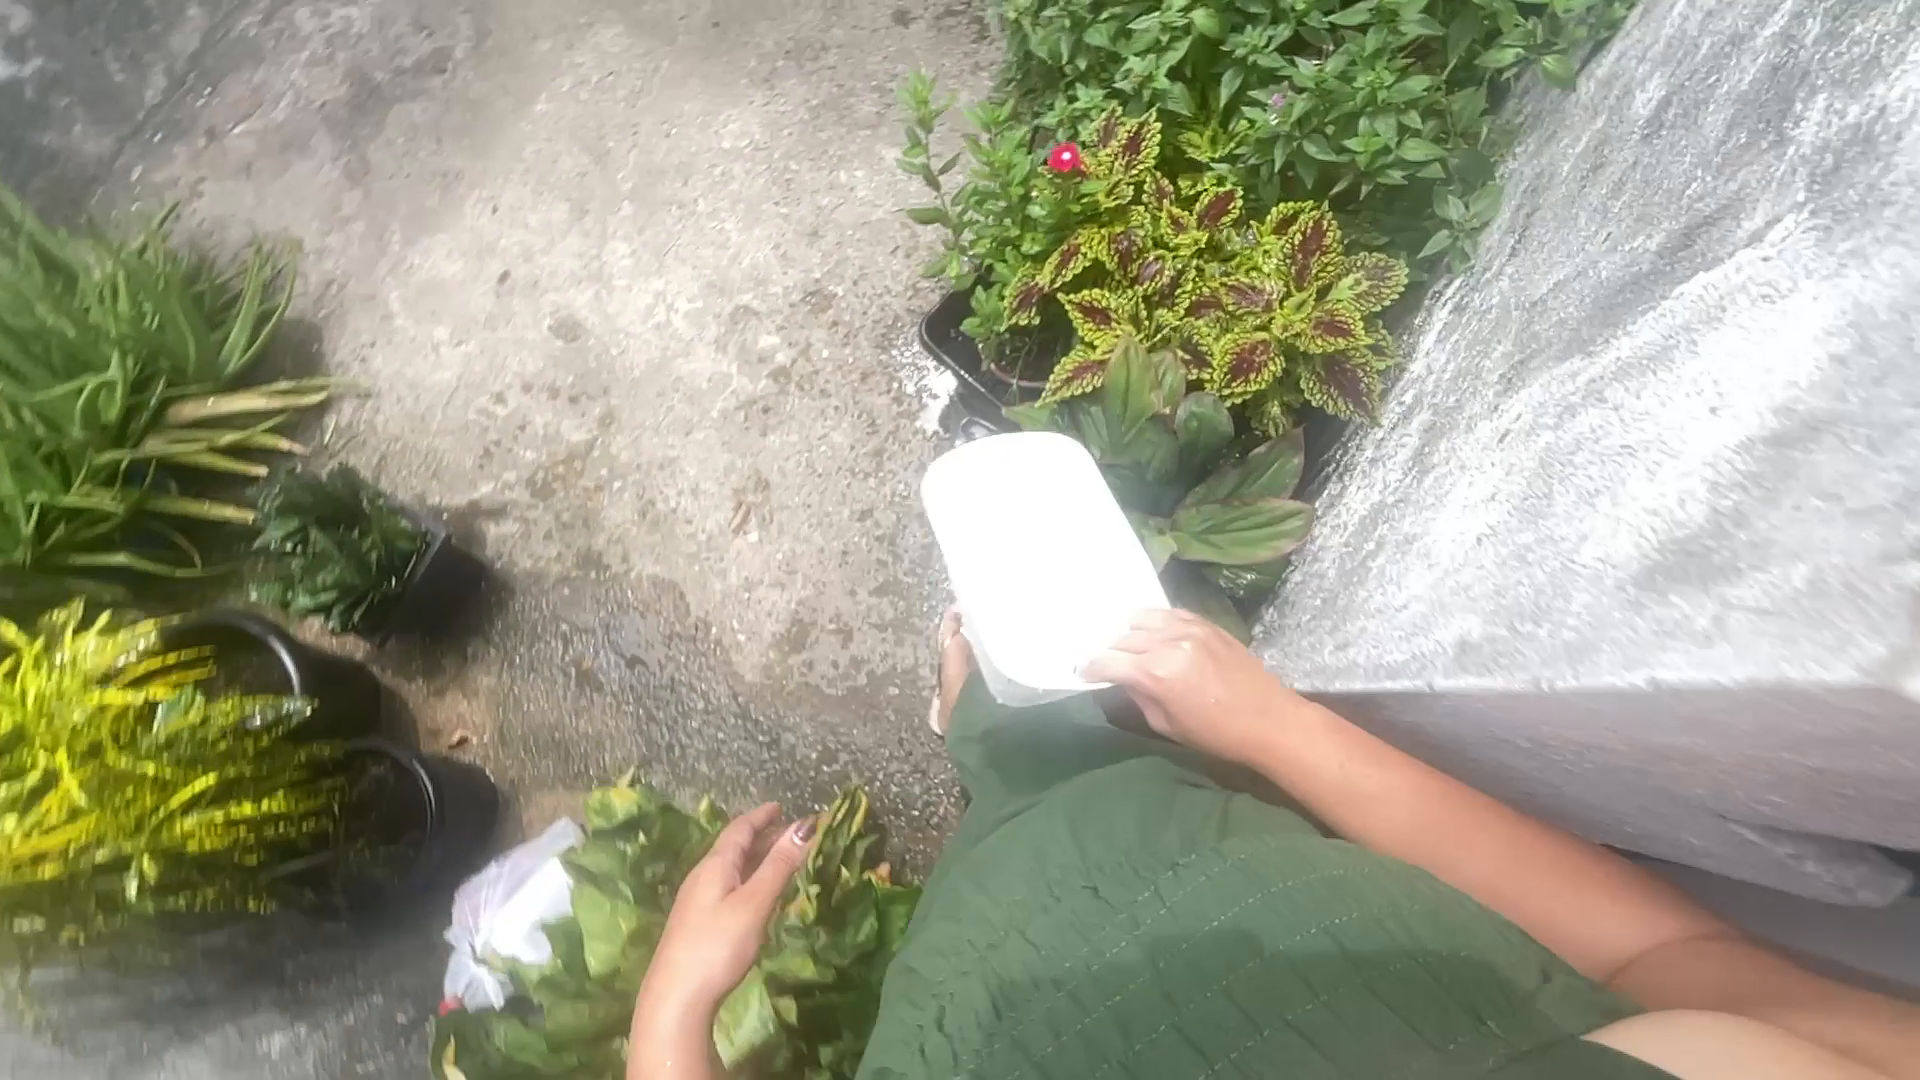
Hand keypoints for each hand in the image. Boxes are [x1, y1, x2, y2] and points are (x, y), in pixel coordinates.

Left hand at [629, 803, 813, 1078]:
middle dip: (762, 835)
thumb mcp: (754, 903)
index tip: (781, 805)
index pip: (739, 829)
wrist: (674, 1004)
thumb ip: (779, 865)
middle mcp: (702, 877)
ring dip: (755, 858)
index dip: (761, 815)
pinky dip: (748, 878)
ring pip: (730, 868)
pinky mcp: (696, 925)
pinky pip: (727, 886)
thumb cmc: (717, 947)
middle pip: (734, 847)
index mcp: (714, 865)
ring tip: (779, 858)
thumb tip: (805, 824)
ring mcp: (696, 902)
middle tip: (790, 832)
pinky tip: (757, 894)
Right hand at [1081, 608, 1298, 767]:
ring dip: (1129, 633)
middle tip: (1106, 663)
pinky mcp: (1206, 623)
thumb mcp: (1166, 724)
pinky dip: (1154, 622)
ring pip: (1142, 619)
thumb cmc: (1216, 733)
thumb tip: (1125, 679)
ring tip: (1128, 646)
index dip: (1091, 668)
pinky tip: (1152, 633)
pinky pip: (1168, 613)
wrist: (1270, 720)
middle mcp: (1169, 643)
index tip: (1083, 673)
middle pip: (1123, 638)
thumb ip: (1139, 695)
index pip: (1108, 661)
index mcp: (1156, 672)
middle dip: (1110, 652)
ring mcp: (1189, 628)